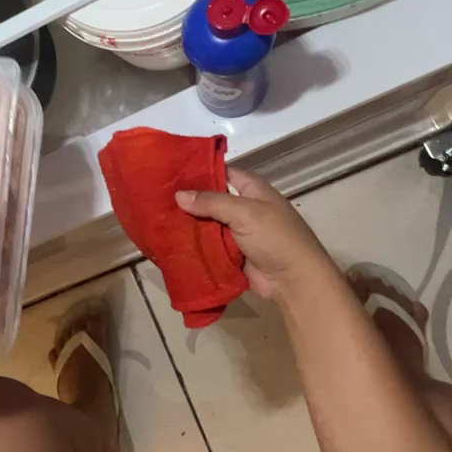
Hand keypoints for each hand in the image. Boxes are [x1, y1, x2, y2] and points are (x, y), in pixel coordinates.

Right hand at [175, 167, 344, 306]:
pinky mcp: (231, 252)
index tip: (171, 171)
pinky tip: (171, 240)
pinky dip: (194, 243)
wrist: (293, 280)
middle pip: (211, 198)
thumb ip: (211, 202)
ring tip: (159, 217)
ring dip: (188, 222)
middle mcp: (244, 207)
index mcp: (252, 189)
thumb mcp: (245, 213)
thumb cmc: (275, 238)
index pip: (222, 172)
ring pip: (207, 222)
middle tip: (157, 197)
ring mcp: (238, 231)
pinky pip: (208, 244)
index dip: (200, 171)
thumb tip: (179, 195)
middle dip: (189, 199)